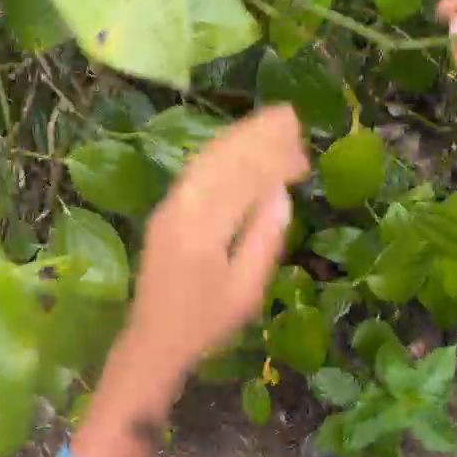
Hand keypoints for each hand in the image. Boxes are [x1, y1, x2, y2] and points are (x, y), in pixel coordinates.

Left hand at [125, 104, 309, 380]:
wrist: (153, 340)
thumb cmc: (204, 324)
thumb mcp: (244, 292)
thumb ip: (263, 240)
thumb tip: (280, 195)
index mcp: (204, 229)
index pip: (244, 178)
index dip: (275, 158)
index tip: (303, 150)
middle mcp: (181, 209)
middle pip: (222, 159)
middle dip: (257, 135)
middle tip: (290, 116)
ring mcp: (168, 209)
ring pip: (206, 160)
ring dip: (238, 139)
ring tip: (271, 123)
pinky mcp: (164, 213)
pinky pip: (194, 172)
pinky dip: (220, 155)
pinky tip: (238, 148)